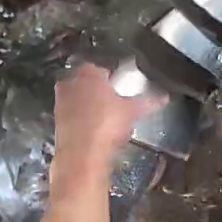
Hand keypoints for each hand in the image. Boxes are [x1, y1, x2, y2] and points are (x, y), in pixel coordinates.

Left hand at [50, 63, 161, 187]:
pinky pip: (75, 115)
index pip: (102, 68)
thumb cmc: (107, 123)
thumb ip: (148, 101)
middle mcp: (70, 81)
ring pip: (81, 99)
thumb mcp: (132, 111)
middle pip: (89, 83)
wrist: (81, 153)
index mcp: (89, 73)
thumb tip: (165, 97)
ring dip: (92, 106)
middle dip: (101, 92)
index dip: (113, 78)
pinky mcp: (57, 119)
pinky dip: (84, 120)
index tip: (122, 87)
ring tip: (109, 120)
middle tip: (116, 103)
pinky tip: (97, 132)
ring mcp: (60, 100)